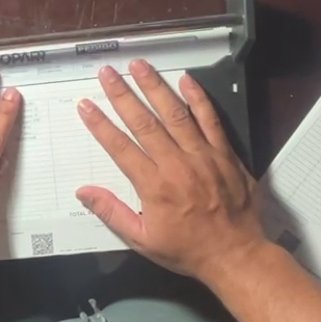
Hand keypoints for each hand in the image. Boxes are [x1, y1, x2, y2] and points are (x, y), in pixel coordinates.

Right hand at [75, 60, 272, 283]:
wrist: (237, 256)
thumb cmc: (187, 250)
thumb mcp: (142, 240)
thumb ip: (112, 212)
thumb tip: (84, 191)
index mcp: (154, 186)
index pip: (120, 147)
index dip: (100, 124)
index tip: (86, 105)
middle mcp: (176, 164)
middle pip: (144, 122)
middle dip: (122, 95)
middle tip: (107, 73)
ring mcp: (203, 155)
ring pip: (175, 114)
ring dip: (155, 87)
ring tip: (139, 65)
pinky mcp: (225, 153)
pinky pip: (210, 120)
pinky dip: (198, 98)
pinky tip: (186, 79)